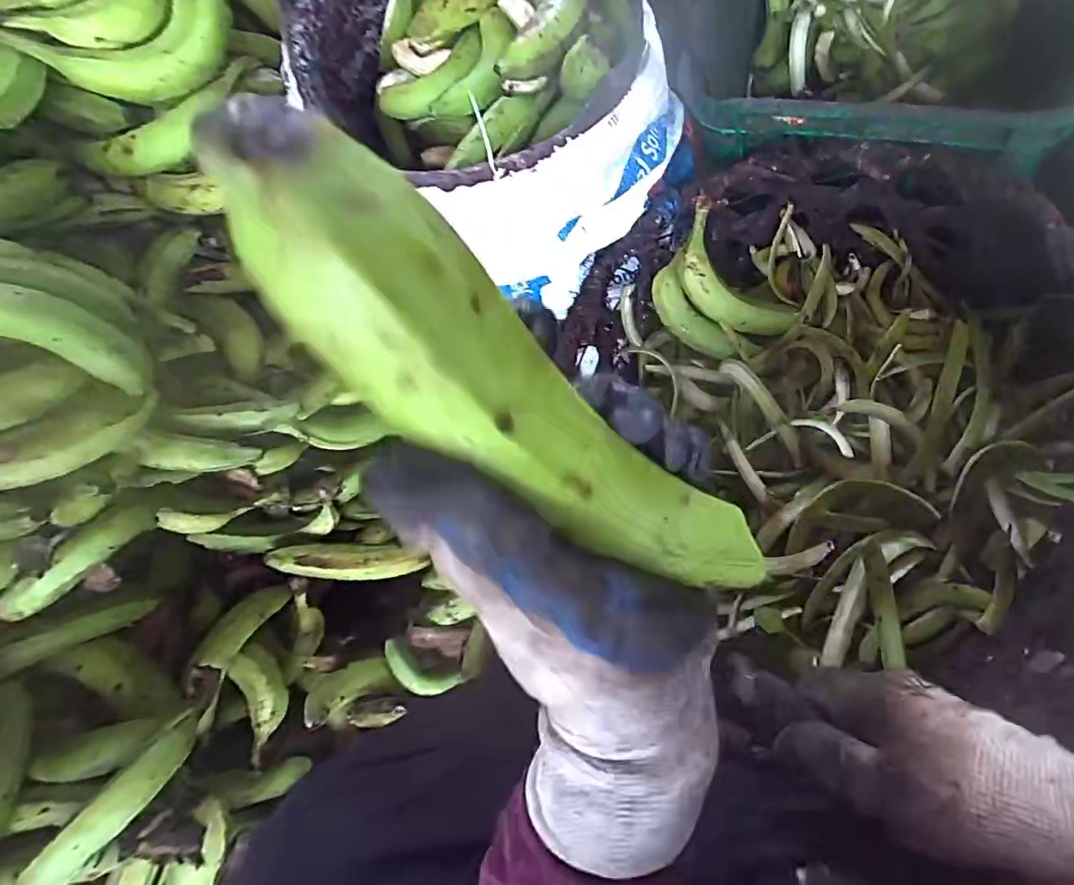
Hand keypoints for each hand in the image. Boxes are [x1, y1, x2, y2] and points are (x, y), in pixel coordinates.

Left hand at [365, 369, 717, 879]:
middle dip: (606, 401)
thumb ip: (469, 538)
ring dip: (647, 420)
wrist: (646, 700)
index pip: (521, 421)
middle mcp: (571, 489)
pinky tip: (686, 459)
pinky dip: (686, 449)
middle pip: (587, 417)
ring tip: (659, 440)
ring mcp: (623, 496)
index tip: (555, 373)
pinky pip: (680, 462)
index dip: (534, 387)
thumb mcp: (514, 597)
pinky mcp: (668, 508)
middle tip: (619, 409)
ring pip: (635, 431)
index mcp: (522, 499)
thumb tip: (387, 468)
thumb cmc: (568, 654)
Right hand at [729, 662, 1073, 884]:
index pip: (812, 685)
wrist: (1056, 806)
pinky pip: (897, 718)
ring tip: (843, 766)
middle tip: (805, 761)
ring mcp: (928, 696)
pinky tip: (890, 764)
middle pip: (840, 693)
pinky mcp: (953, 716)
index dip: (787, 708)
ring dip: (850, 729)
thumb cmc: (957, 799)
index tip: (771, 736)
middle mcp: (897, 681)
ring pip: (869, 707)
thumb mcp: (883, 789)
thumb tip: (783, 734)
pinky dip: (880, 736)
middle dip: (818, 719)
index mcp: (874, 690)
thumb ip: (830, 756)